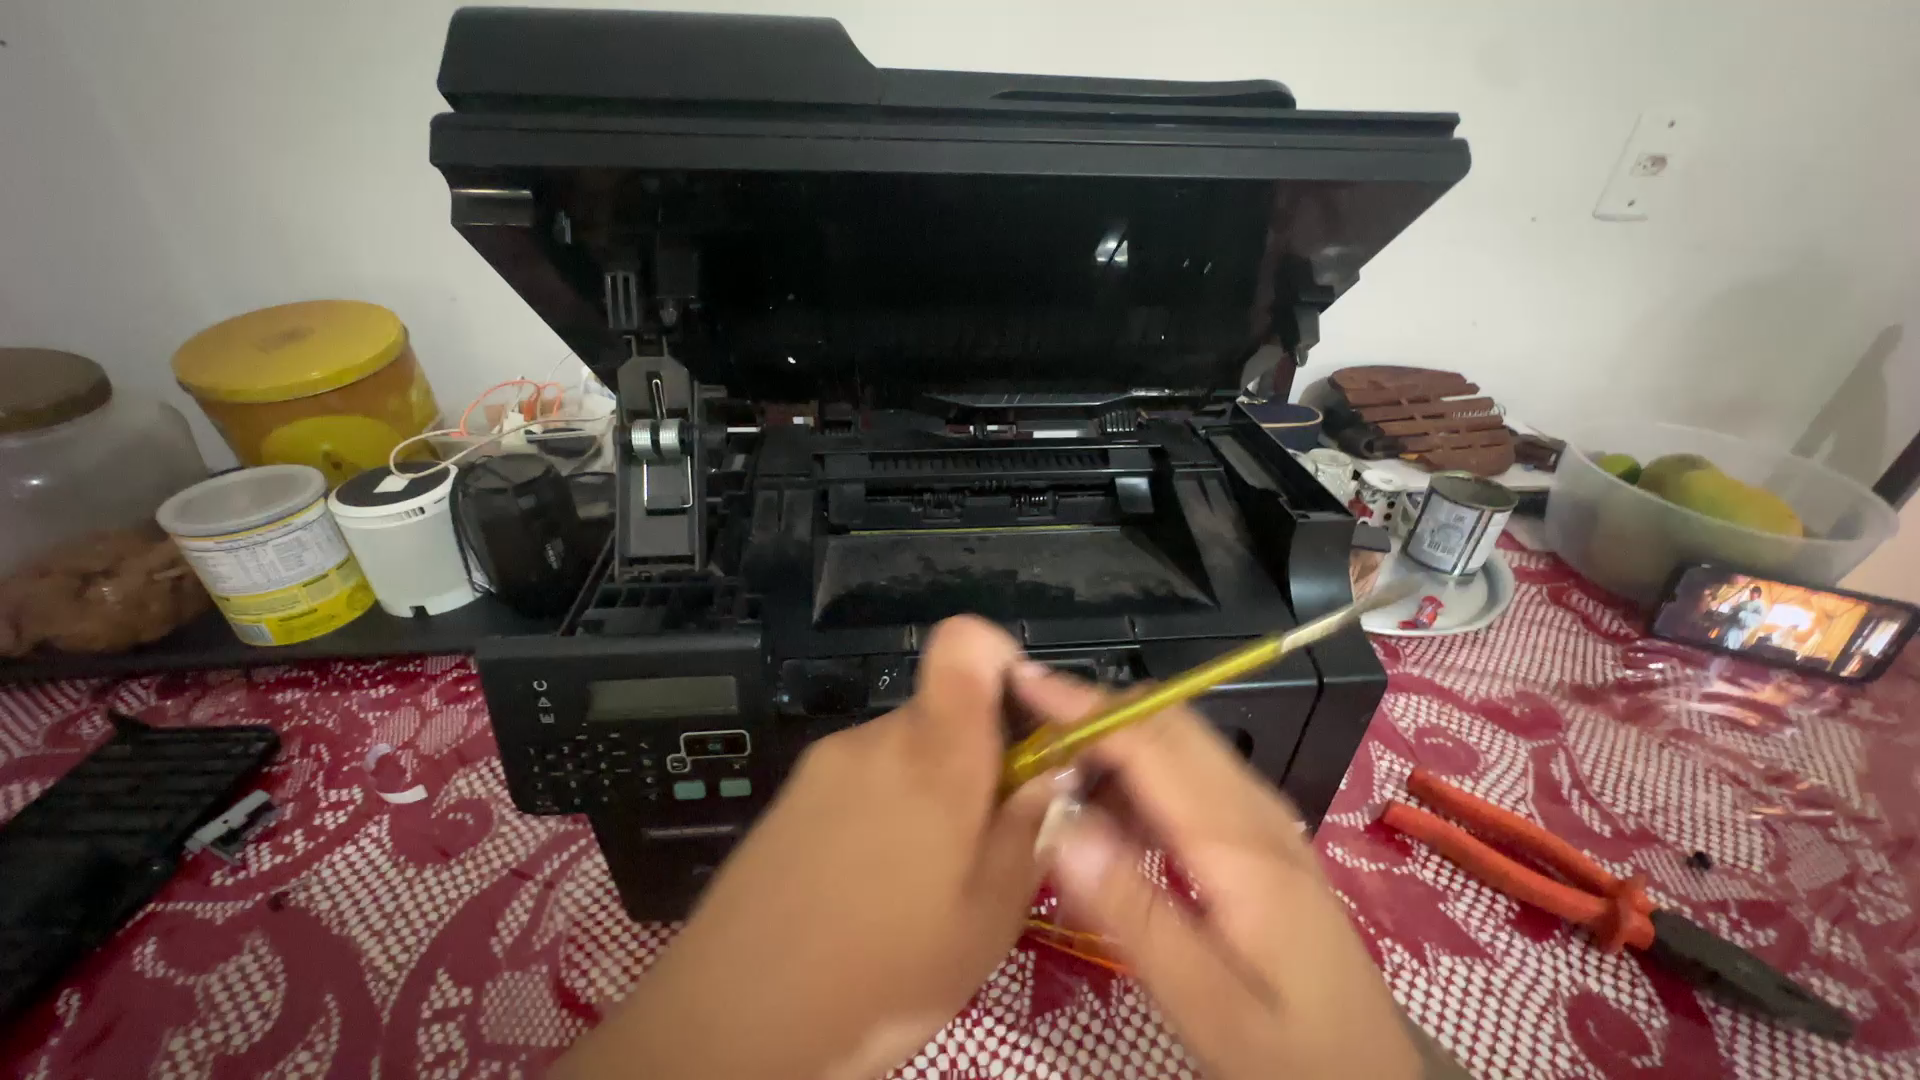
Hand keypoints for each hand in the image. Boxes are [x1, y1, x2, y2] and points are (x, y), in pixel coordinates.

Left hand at [553, 616, 1052, 1079]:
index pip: (965, 642)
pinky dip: (883, 811)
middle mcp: (876, 739)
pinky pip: (860, 778)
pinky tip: (869, 887)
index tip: (1021, 723)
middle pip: (941, 711)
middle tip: (979, 843)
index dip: (999, 658)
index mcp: (935, 754)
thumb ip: (1026, 832)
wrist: (732, 1021)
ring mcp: (826, 764)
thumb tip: (1048, 775)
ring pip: (903, 750)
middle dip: (973, 759)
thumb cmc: (881, 975)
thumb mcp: (986, 921)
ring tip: (921, 882)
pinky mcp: (790, 795)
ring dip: (927, 793)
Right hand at [1018, 669, 1420, 1079]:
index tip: (1024, 682)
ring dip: (1114, 738)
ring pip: (1180, 741)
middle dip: (1093, 708)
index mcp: (1239, 842)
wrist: (1373, 1079)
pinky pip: (1190, 774)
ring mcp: (1262, 817)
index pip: (1150, 742)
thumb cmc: (1288, 1048)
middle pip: (1169, 722)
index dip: (1082, 706)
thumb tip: (1061, 828)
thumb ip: (1132, 914)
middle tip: (1027, 726)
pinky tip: (1108, 815)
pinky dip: (1138, 771)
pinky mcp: (1259, 834)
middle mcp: (1255, 809)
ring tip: (1055, 774)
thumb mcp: (1204, 1004)